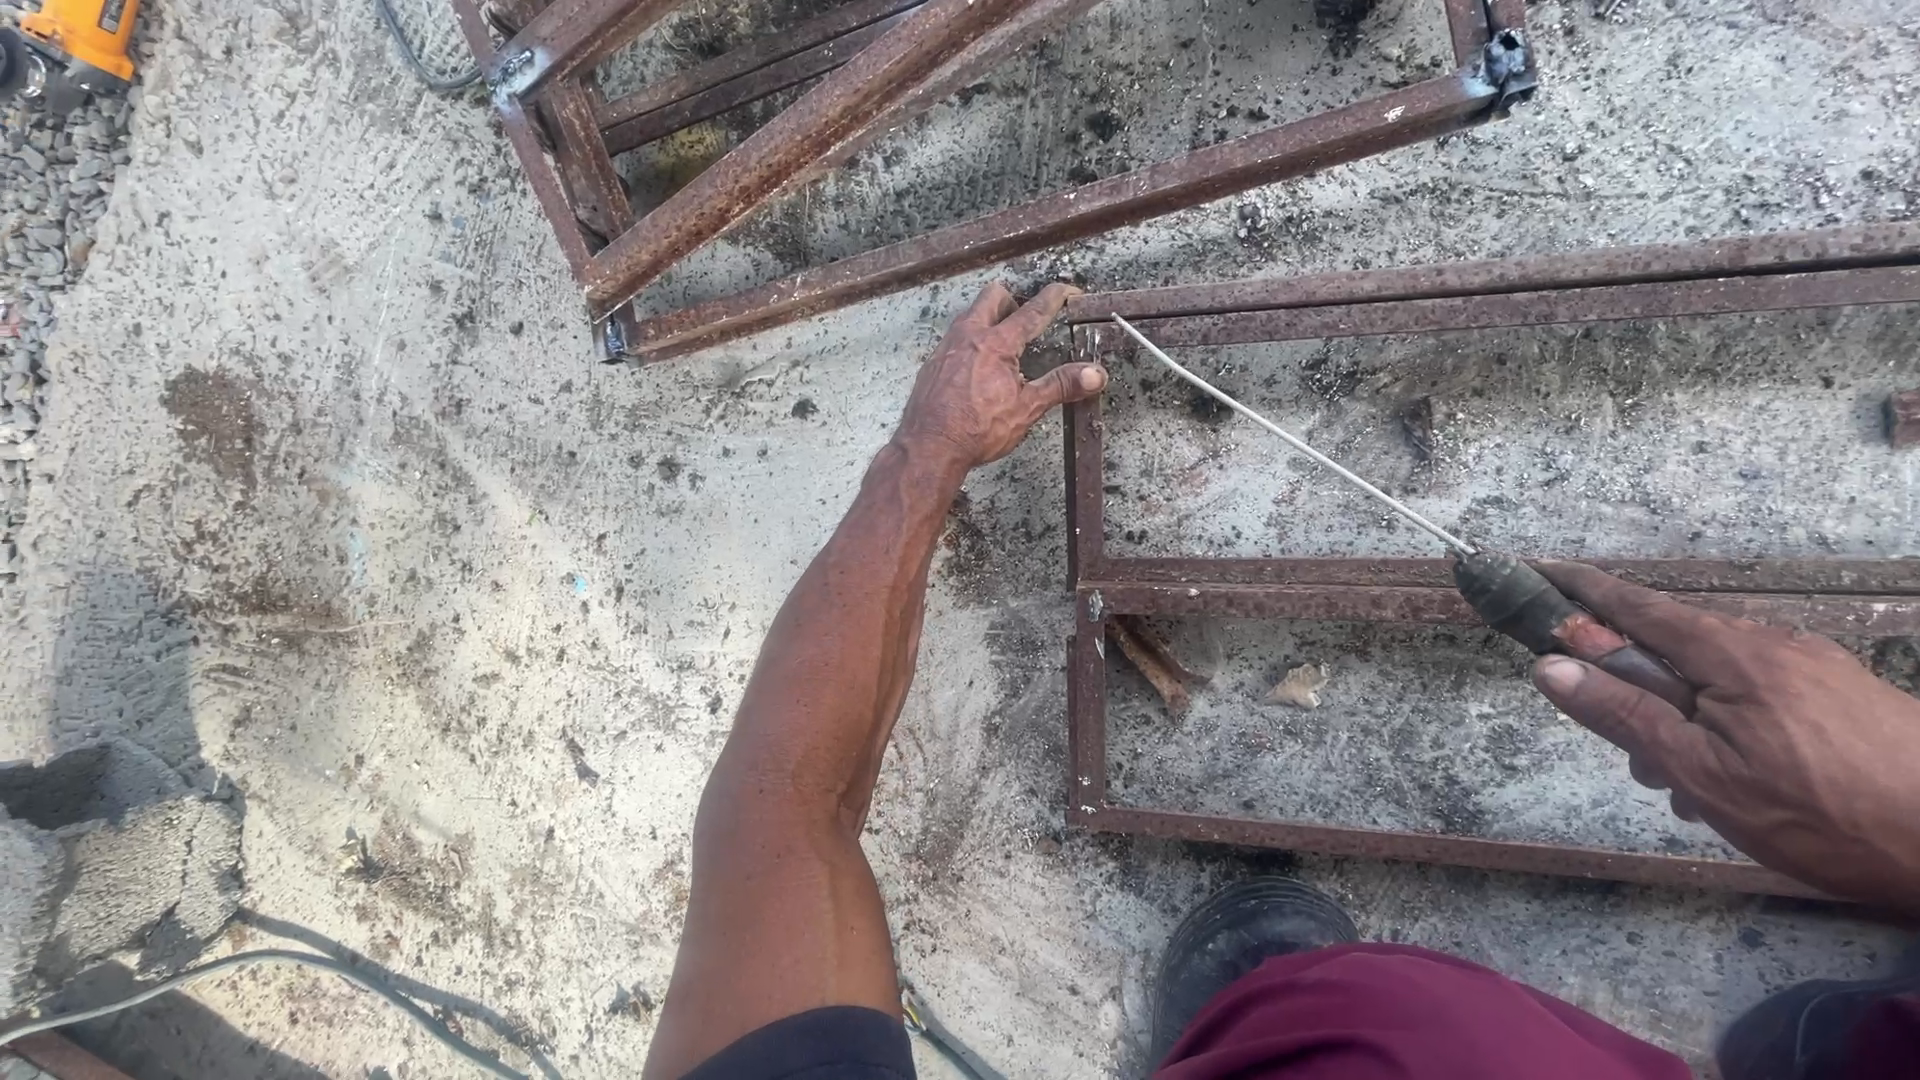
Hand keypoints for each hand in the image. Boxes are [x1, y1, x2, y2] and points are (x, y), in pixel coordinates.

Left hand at [894, 282, 1107, 469]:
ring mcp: (946, 349)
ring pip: (969, 316)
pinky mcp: (932, 365)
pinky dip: (968, 343)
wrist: (929, 447)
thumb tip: (1094, 374)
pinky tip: (973, 366)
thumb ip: (1061, 386)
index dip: (1054, 298)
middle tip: (1025, 312)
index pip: (1032, 311)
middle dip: (1012, 299)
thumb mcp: (1026, 409)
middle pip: (992, 297)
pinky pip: (952, 340)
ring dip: (987, 319)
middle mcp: (968, 337)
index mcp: (996, 344)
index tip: (1066, 290)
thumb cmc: (974, 430)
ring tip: (1001, 338)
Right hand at [1529, 561, 1919, 910]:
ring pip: (1711, 673)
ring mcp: (1816, 669)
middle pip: (1669, 642)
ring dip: (1677, 712)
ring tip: (1685, 782)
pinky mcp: (1845, 696)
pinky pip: (1755, 691)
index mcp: (1732, 654)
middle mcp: (1774, 645)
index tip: (1532, 570)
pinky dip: (1719, 720)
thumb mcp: (1702, 772)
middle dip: (1629, 682)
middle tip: (1628, 750)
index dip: (1577, 587)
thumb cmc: (1826, 815)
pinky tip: (1734, 776)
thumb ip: (1622, 713)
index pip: (1633, 605)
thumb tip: (1548, 666)